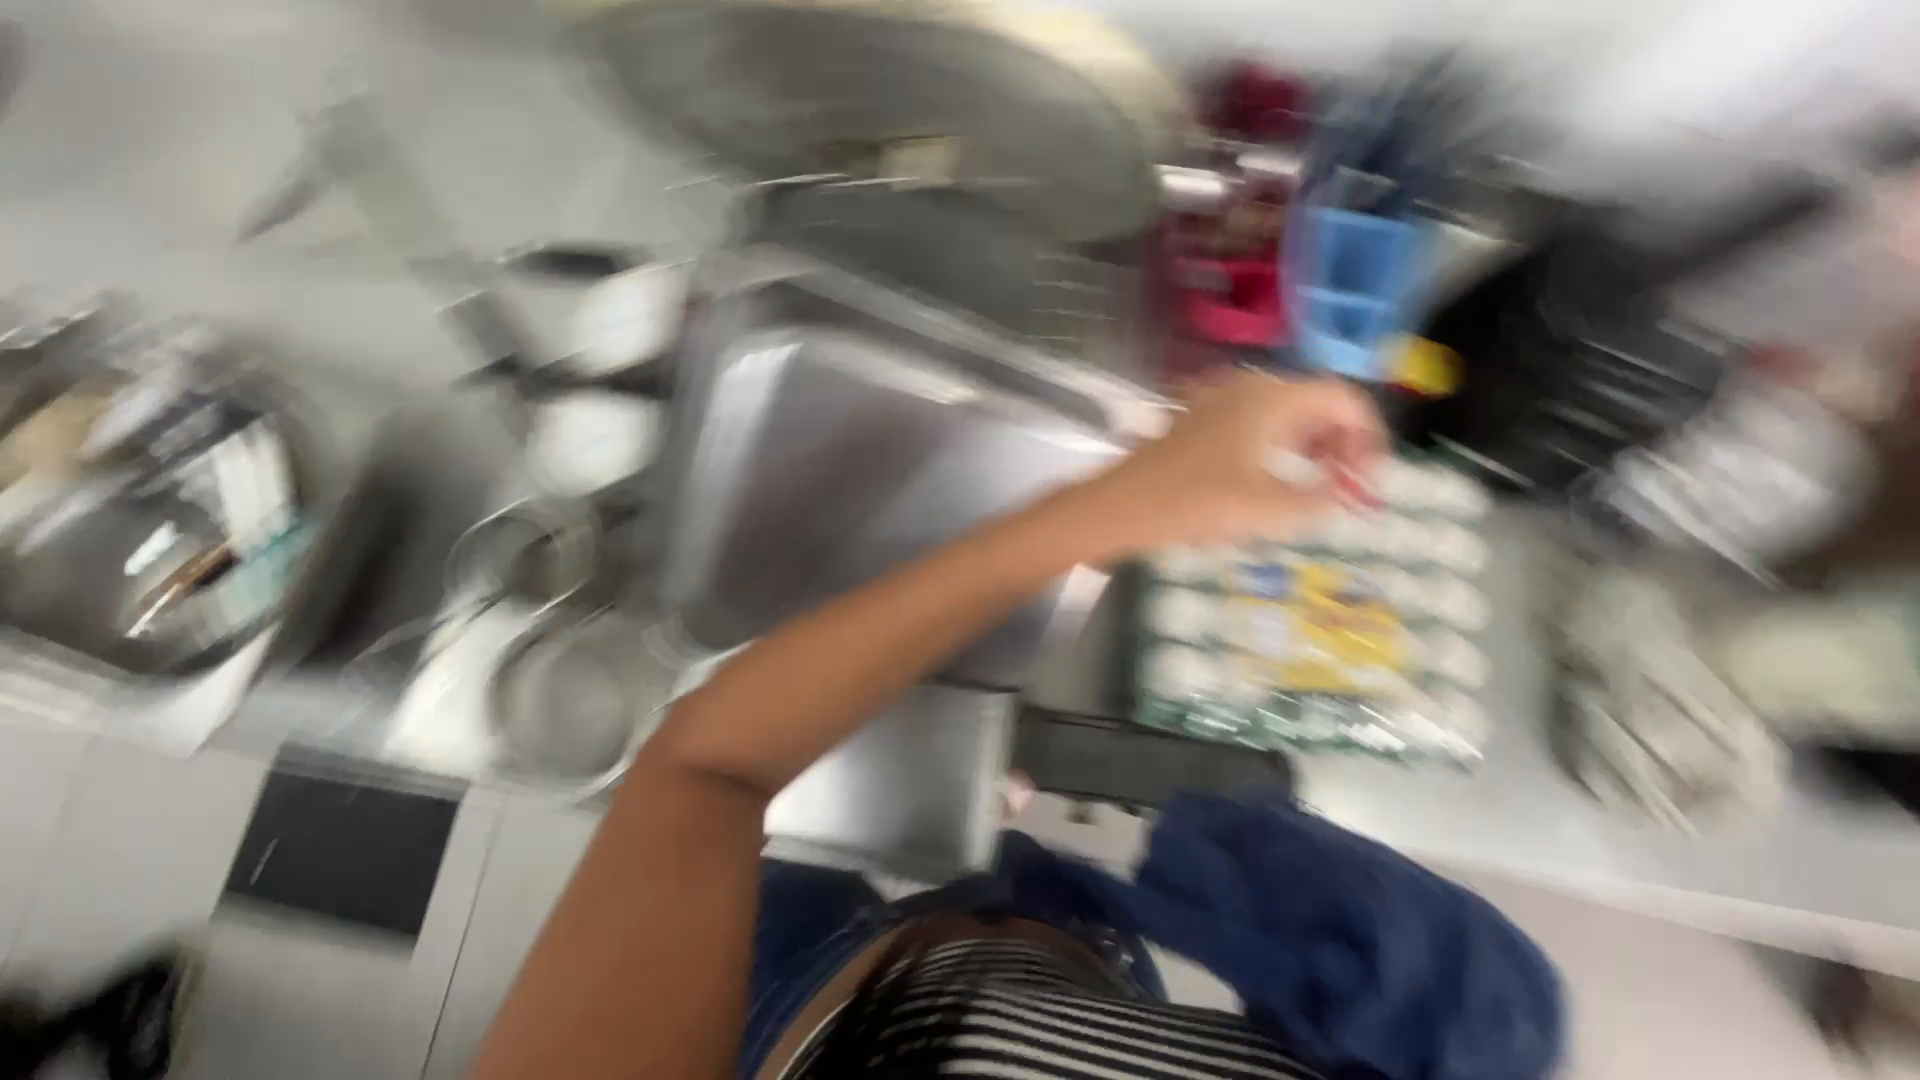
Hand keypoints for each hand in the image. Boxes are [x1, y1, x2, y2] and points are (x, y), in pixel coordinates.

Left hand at [1075, 370, 1385, 553]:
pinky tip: (1275, 483)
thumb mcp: (1267, 509)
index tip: (1368, 480)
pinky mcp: (1198, 422)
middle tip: (1347, 489)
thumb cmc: (1194, 503)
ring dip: (1310, 447)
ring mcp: (1218, 402)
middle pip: (1315, 403)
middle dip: (1340, 443)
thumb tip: (1341, 495)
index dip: (1368, 437)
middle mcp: (1247, 388)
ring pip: (1283, 415)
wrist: (1120, 506)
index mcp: (1271, 396)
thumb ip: (1318, 500)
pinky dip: (1277, 448)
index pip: (1343, 398)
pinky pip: (1254, 425)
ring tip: (1318, 490)